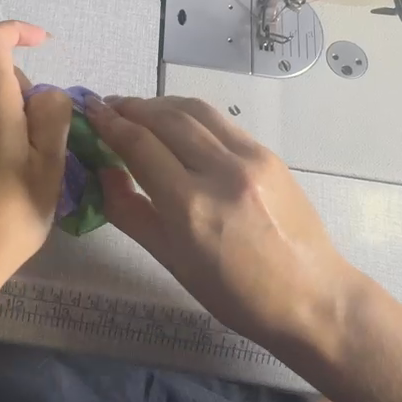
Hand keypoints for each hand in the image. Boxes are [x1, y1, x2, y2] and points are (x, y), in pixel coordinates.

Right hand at [84, 94, 359, 354]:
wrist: (313, 298)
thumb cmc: (236, 293)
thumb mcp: (172, 260)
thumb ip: (130, 212)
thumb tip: (102, 172)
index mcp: (190, 206)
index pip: (139, 145)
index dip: (109, 123)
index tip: (89, 111)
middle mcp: (219, 172)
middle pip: (164, 118)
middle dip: (129, 107)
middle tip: (105, 107)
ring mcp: (249, 158)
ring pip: (193, 110)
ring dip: (158, 103)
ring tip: (136, 109)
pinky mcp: (267, 154)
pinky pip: (219, 121)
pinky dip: (188, 113)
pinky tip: (175, 121)